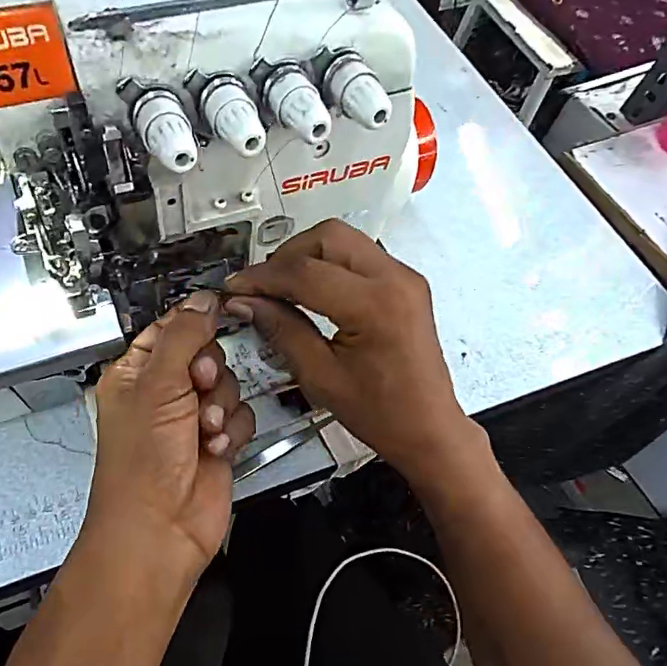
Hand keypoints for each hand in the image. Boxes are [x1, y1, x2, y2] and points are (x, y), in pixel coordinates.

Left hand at [84, 291, 256, 586]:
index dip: (194, 327)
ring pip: (231, 386)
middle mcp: (165, 394)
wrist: (162, 527)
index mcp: (136, 374)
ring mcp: (193, 419)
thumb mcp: (159, 386)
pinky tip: (215, 449)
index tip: (212, 325)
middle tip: (196, 391)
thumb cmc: (140, 468)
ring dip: (223, 407)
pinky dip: (233, 432)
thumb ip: (185, 337)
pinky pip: (242, 417)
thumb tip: (203, 300)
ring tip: (204, 430)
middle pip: (210, 355)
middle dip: (210, 375)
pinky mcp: (218, 442)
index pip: (172, 329)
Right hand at [223, 220, 489, 492]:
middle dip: (287, 256)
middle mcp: (397, 281)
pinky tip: (314, 292)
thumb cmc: (387, 414)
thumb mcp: (321, 376)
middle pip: (327, 237)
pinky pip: (362, 256)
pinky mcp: (408, 286)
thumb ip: (282, 330)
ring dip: (309, 256)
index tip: (238, 288)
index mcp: (377, 306)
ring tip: (284, 289)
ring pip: (345, 240)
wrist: (428, 428)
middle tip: (261, 286)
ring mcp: (406, 280)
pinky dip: (332, 265)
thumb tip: (249, 303)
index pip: (304, 271)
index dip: (263, 278)